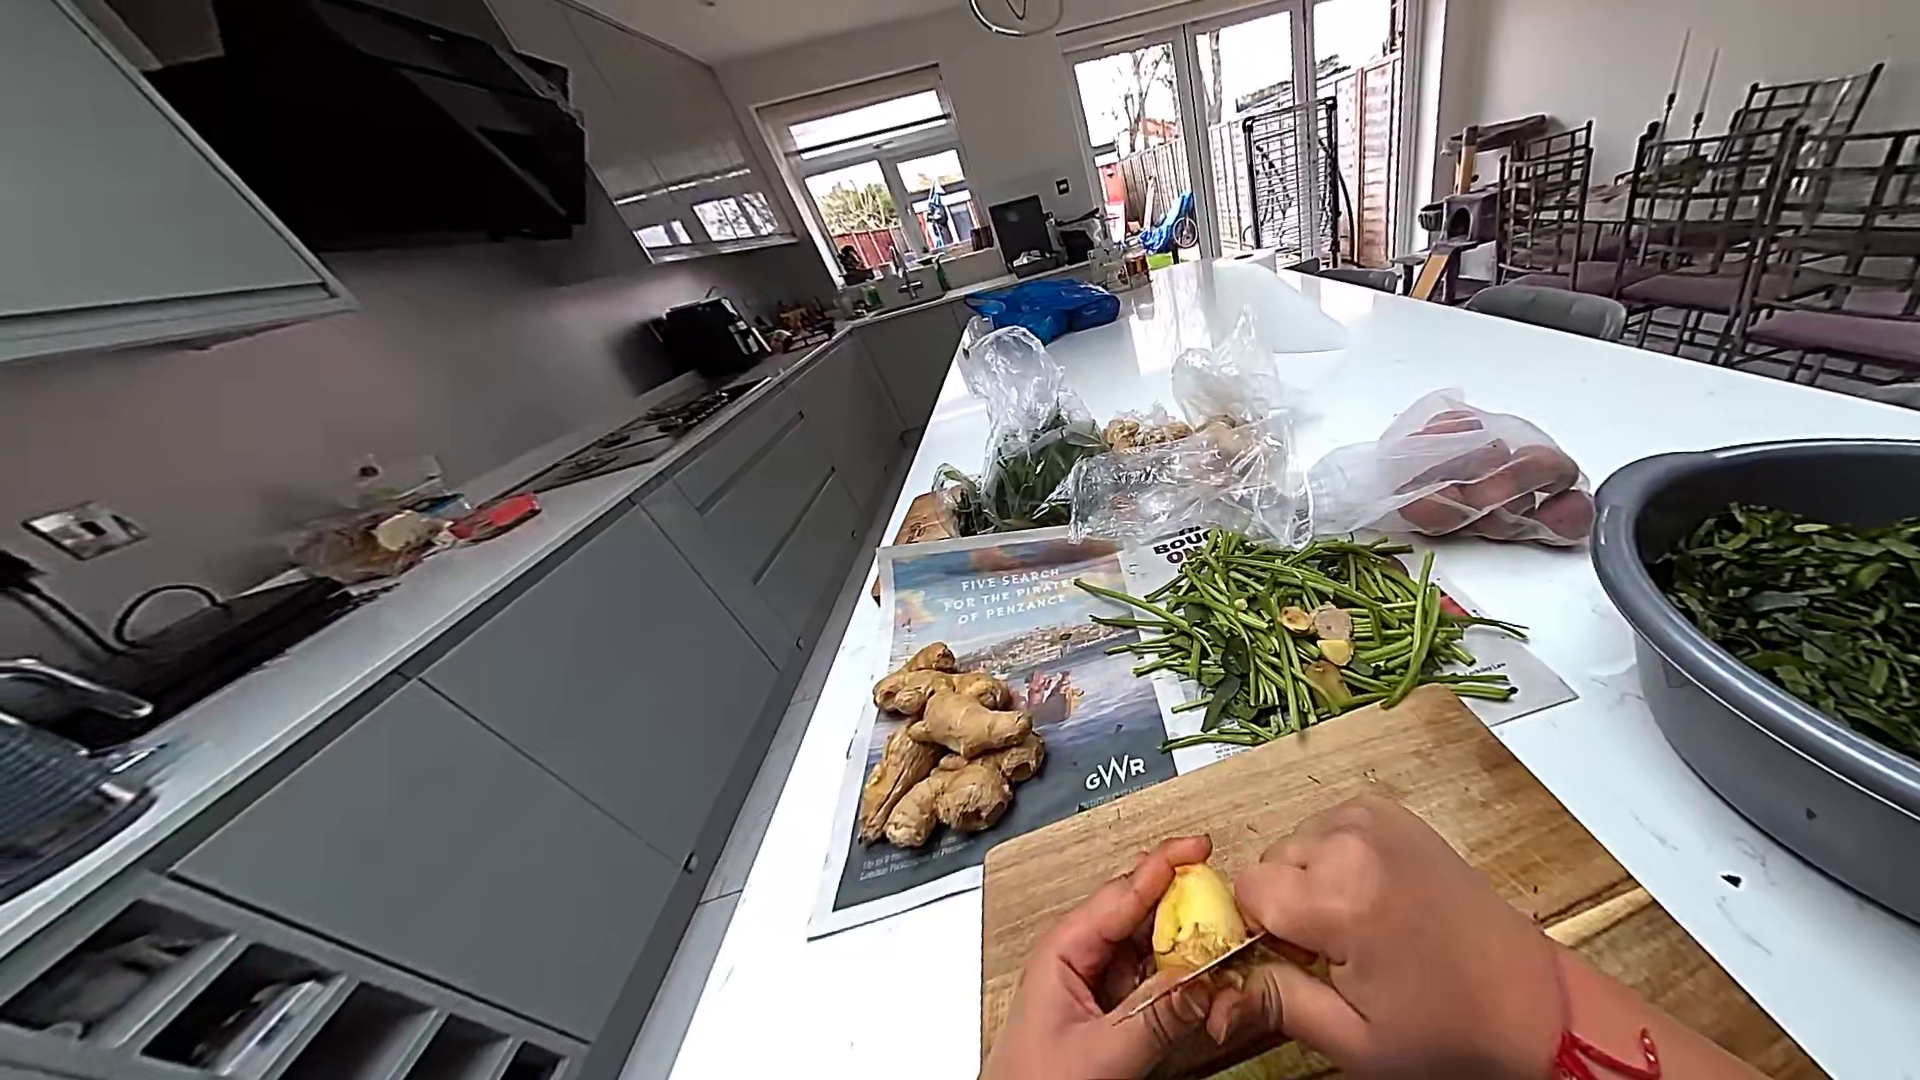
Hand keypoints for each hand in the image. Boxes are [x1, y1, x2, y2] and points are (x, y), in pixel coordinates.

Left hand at [983, 836, 1221, 1079]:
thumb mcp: (1099, 1054)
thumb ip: (1153, 1017)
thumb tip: (1201, 980)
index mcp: (1065, 944)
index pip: (1122, 892)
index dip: (1163, 864)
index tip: (1198, 846)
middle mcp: (1079, 948)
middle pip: (1136, 909)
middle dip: (1179, 899)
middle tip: (1222, 894)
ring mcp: (1093, 974)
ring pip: (1146, 942)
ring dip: (1182, 941)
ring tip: (1218, 936)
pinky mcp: (1106, 1001)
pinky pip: (1147, 974)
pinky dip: (1174, 974)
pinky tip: (1197, 977)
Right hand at [1210, 795, 1563, 1079]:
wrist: (1540, 1006)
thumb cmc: (1453, 1031)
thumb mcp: (1359, 1041)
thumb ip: (1279, 1004)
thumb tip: (1221, 994)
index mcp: (1338, 897)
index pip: (1249, 889)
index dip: (1266, 927)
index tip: (1300, 954)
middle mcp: (1348, 841)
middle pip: (1272, 862)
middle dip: (1290, 901)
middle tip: (1340, 944)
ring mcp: (1368, 819)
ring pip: (1296, 843)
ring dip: (1312, 877)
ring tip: (1363, 916)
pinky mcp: (1384, 809)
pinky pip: (1327, 826)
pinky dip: (1336, 855)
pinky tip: (1373, 889)